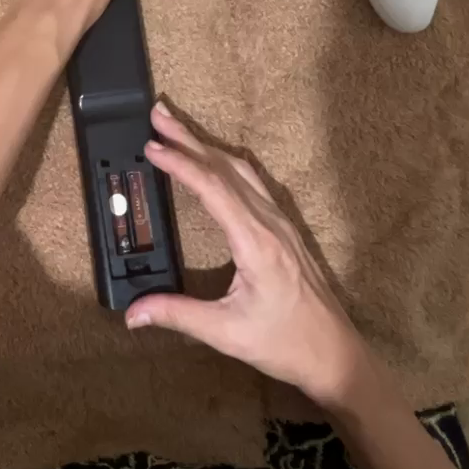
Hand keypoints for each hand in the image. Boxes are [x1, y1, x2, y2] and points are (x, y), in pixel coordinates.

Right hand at [126, 101, 374, 408]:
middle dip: (188, 138)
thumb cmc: (285, 343)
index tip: (151, 146)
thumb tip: (132, 313)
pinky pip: (252, 182)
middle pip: (224, 167)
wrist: (336, 354)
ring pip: (239, 170)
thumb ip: (178, 314)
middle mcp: (269, 222)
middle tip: (157, 114)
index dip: (180, 163)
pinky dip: (224, 162)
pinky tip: (214, 158)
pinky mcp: (283, 227)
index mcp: (255, 241)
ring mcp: (280, 221)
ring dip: (206, 145)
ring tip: (177, 128)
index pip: (212, 187)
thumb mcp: (227, 333)